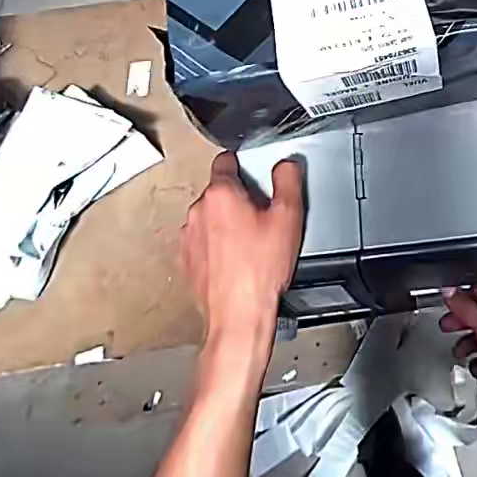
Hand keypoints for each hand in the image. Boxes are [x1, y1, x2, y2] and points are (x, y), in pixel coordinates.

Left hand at [184, 152, 303, 348]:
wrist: (239, 315)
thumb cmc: (260, 270)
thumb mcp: (289, 216)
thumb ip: (288, 180)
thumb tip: (286, 165)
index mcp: (221, 194)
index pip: (225, 161)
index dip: (242, 163)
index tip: (251, 169)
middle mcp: (199, 212)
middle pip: (221, 190)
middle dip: (240, 197)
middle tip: (263, 215)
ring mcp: (189, 237)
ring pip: (212, 216)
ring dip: (228, 221)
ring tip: (253, 241)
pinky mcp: (188, 259)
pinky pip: (205, 240)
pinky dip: (219, 244)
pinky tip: (240, 258)